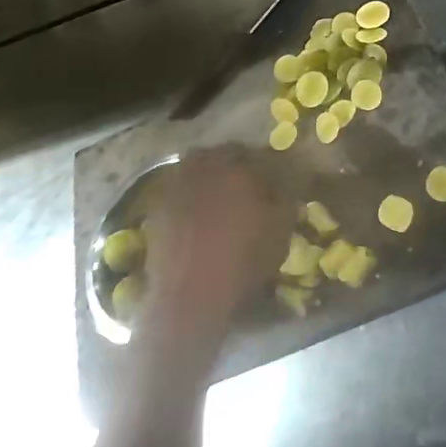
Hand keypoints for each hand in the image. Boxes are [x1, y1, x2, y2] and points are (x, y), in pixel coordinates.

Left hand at [135, 149, 291, 358]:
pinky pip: (179, 182)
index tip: (275, 177)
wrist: (190, 294)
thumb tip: (285, 186)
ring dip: (212, 169)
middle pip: (227, 152)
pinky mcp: (159, 200)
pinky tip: (197, 206)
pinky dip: (190, 187)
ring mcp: (179, 181)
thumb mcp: (280, 234)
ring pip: (199, 162)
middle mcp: (208, 167)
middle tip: (248, 181)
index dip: (271, 165)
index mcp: (243, 170)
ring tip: (219, 190)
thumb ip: (286, 202)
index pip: (262, 155)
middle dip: (239, 161)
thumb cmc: (243, 264)